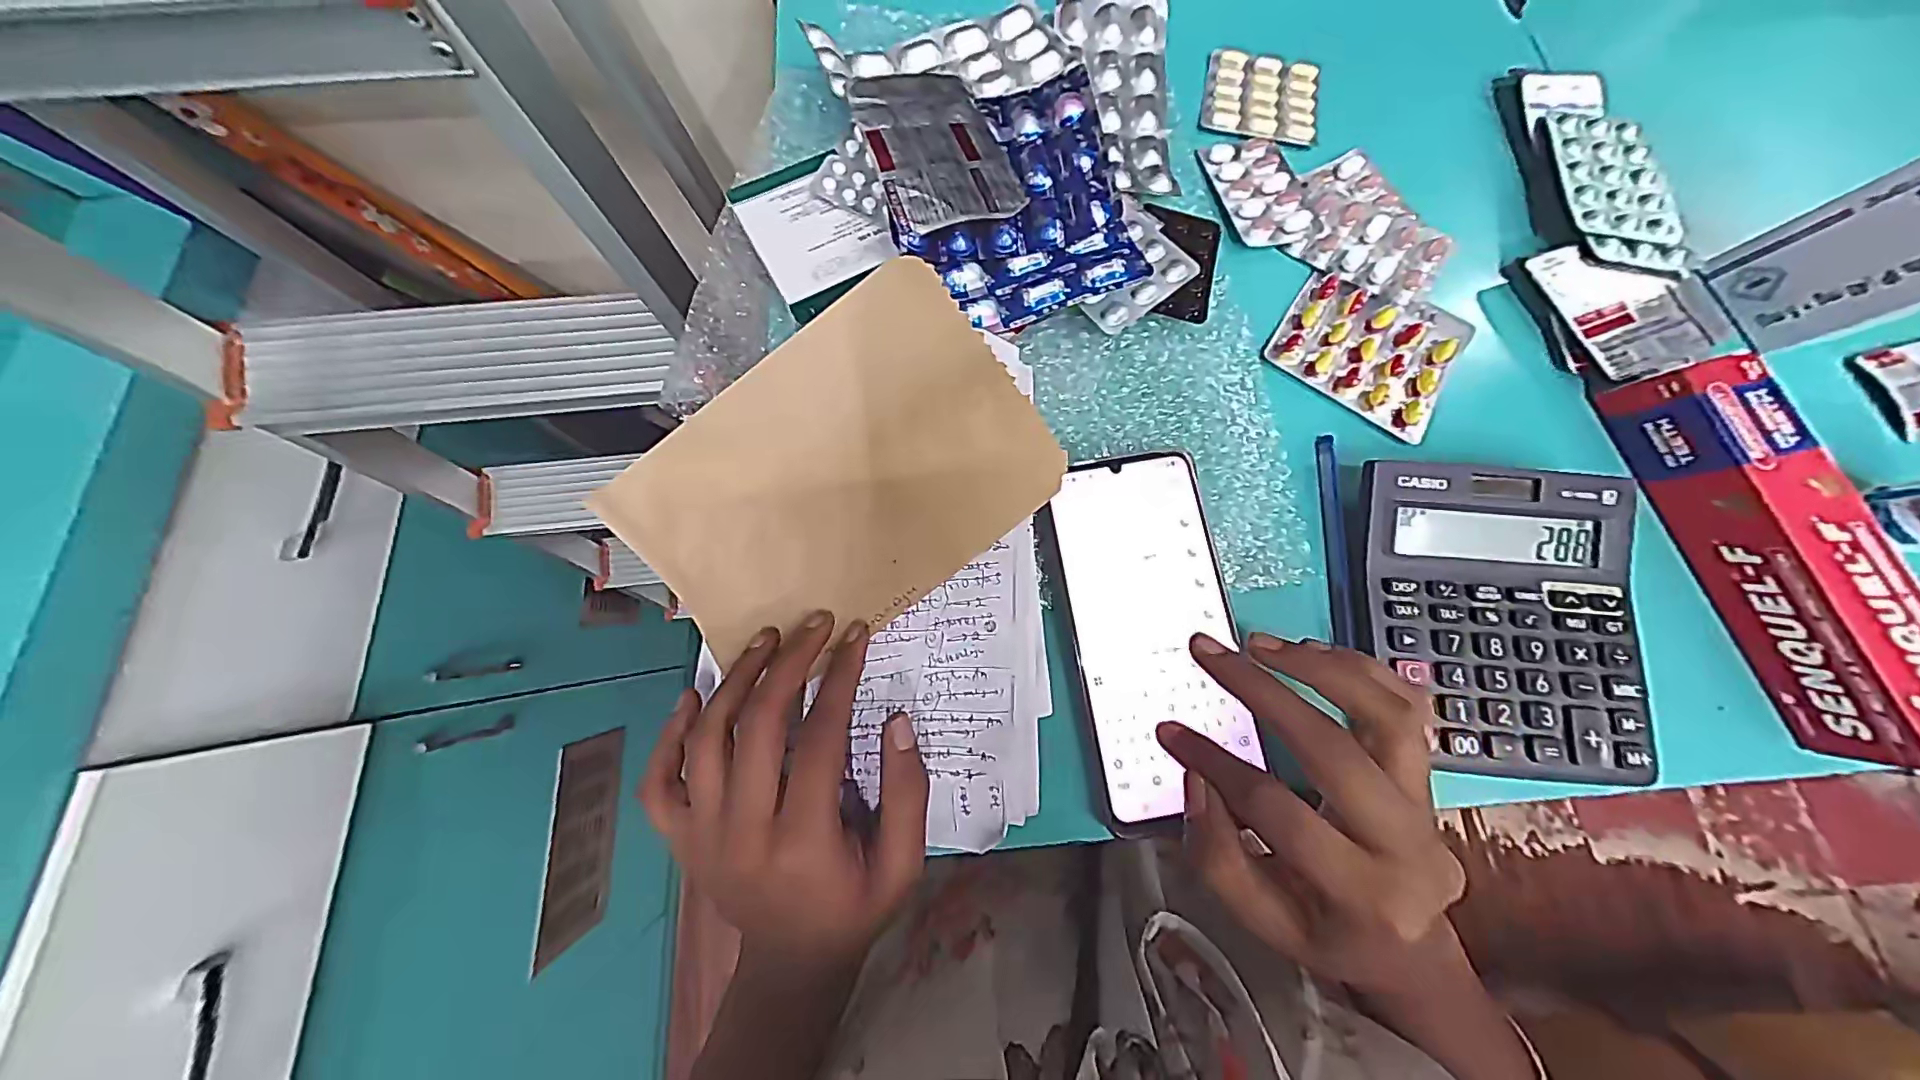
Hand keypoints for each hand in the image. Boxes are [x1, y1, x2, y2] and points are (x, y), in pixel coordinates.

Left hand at [639, 612, 929, 973]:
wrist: (792, 962)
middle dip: (789, 662)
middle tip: (812, 624)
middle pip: (760, 725)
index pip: (822, 737)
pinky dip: (670, 733)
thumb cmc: (853, 908)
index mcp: (805, 841)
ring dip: (736, 680)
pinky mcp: (680, 840)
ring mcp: (701, 836)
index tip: (854, 636)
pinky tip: (695, 696)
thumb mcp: (902, 864)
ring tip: (765, 640)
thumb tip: (895, 721)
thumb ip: (906, 793)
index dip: (841, 677)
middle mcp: (743, 833)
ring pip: (707, 739)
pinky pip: (659, 779)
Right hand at [1155, 632, 1466, 994]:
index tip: (1171, 732)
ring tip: (1261, 645)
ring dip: (1319, 667)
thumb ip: (1216, 853)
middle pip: (1334, 749)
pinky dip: (1360, 668)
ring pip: (1387, 715)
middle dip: (1262, 691)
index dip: (1214, 763)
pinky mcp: (1429, 776)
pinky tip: (1311, 653)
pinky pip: (1407, 706)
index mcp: (1360, 892)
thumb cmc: (1323, 933)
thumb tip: (1196, 773)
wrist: (1408, 947)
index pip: (1275, 810)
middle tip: (1212, 655)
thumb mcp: (1258, 919)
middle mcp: (1407, 844)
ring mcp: (1428, 804)